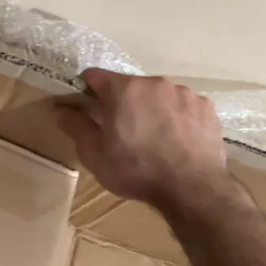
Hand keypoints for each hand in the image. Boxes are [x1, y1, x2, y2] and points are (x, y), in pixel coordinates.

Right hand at [55, 69, 233, 214]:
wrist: (192, 189)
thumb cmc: (135, 170)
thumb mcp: (94, 153)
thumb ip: (75, 125)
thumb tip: (58, 108)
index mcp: (124, 89)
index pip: (95, 76)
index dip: (87, 91)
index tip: (87, 109)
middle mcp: (155, 83)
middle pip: (129, 86)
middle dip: (122, 104)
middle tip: (122, 133)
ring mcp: (185, 94)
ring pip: (158, 96)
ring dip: (150, 110)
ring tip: (153, 140)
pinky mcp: (206, 108)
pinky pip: (182, 107)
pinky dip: (176, 119)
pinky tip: (176, 142)